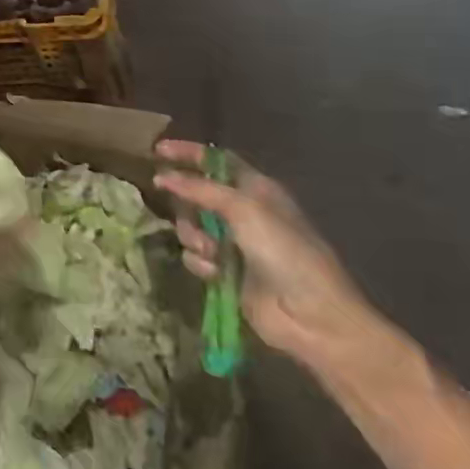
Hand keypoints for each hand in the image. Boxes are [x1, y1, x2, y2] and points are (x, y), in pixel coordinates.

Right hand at [152, 140, 381, 366]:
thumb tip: (161, 176)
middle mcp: (245, 213)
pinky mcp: (226, 272)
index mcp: (257, 190)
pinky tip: (215, 272)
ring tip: (208, 251)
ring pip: (191, 226)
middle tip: (180, 208)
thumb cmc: (285, 252)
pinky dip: (200, 262)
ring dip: (193, 236)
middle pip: (197, 193)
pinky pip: (195, 257)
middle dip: (186, 202)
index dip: (188, 153)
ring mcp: (235, 244)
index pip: (217, 161)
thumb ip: (199, 188)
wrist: (312, 317)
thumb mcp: (244, 209)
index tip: (157, 151)